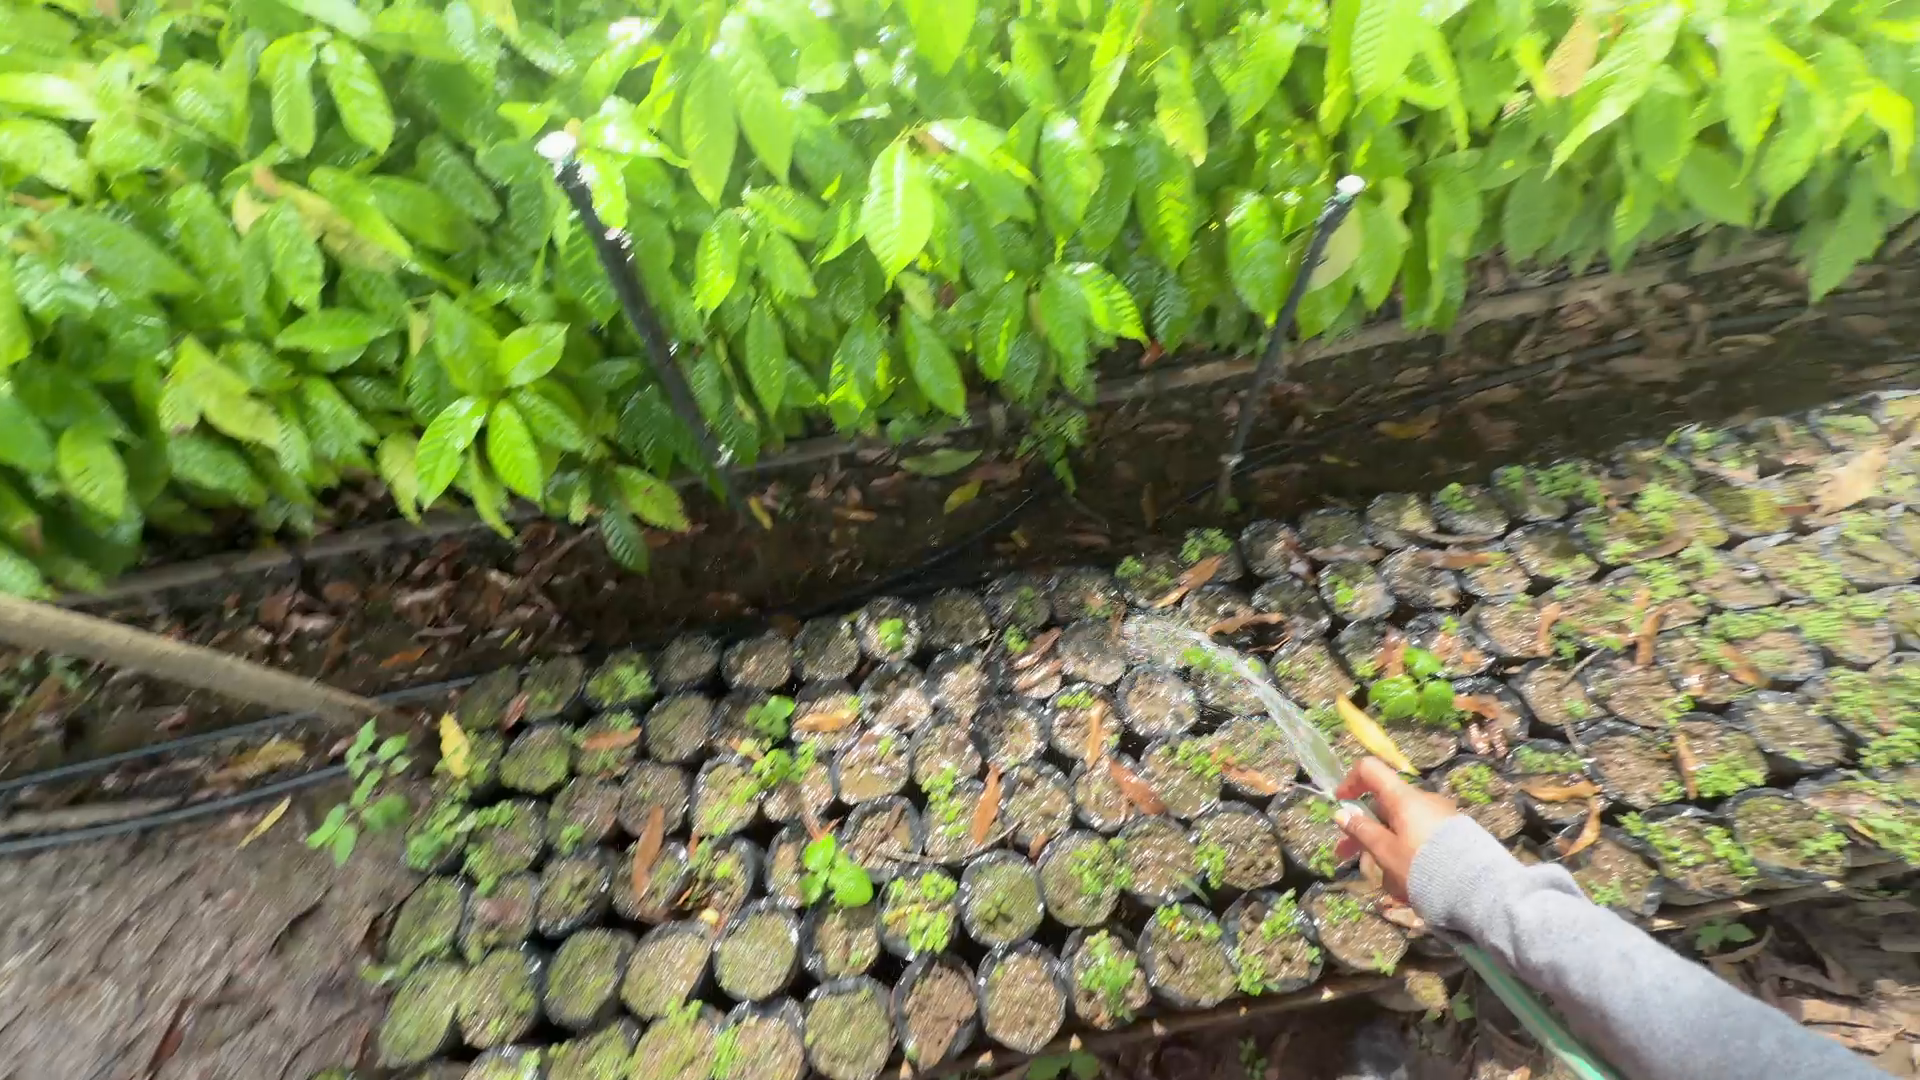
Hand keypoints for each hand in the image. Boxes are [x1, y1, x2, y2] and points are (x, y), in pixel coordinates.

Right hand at [1332, 757, 1459, 901]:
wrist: (1485, 894)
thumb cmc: (1425, 867)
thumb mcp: (1385, 851)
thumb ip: (1361, 831)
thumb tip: (1342, 814)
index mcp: (1403, 797)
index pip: (1370, 770)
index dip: (1350, 782)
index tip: (1340, 804)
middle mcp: (1424, 801)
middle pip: (1384, 805)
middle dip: (1362, 829)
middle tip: (1347, 855)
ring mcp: (1444, 818)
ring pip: (1403, 825)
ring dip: (1384, 845)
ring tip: (1383, 880)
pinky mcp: (1460, 837)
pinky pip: (1423, 837)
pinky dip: (1407, 851)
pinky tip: (1409, 880)